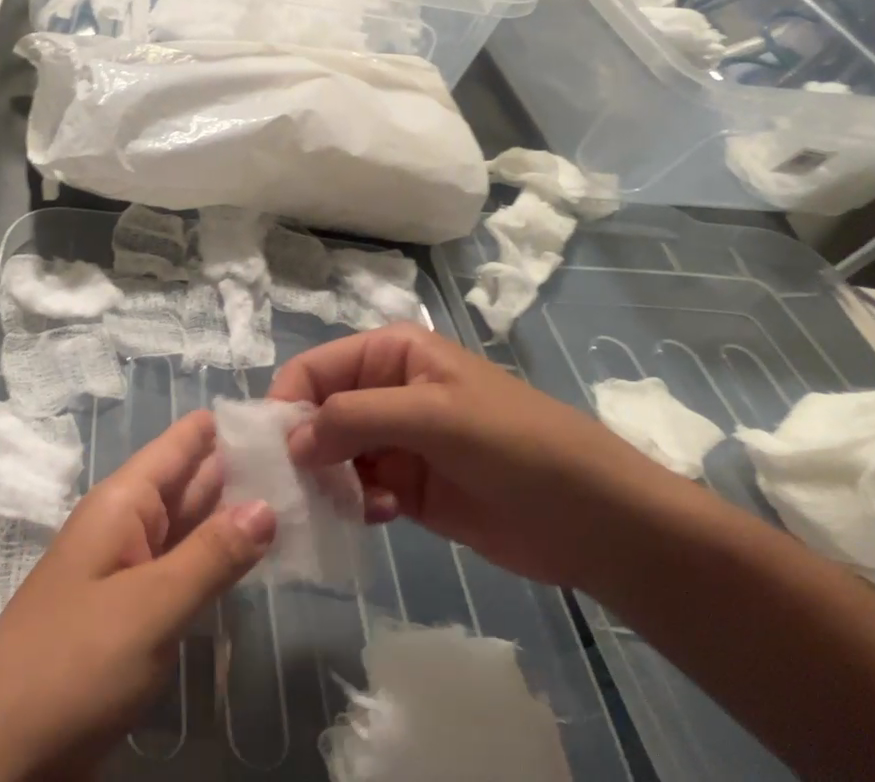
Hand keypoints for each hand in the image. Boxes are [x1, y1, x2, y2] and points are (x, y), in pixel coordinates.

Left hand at [0, 410, 275, 778]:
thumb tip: (266, 502)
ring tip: (298, 494)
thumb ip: (210, 556)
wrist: (6, 745)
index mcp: (120, 506)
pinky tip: (254, 559)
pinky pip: (181, 572)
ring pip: (187, 528)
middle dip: (240, 468)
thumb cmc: (75, 661)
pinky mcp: (132, 616)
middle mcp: (123, 528)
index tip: (281, 406)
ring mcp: (126, 573)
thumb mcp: (150, 605)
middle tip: (309, 453)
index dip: (222, 426)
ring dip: (233, 514)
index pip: (176, 447)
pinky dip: (217, 561)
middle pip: (187, 483)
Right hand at [274, 323, 690, 589]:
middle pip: (316, 414)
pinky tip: (380, 515)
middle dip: (305, 447)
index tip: (277, 450)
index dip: (287, 403)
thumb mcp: (433, 416)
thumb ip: (353, 418)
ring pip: (331, 455)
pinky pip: (356, 490)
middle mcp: (386, 392)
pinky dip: (354, 503)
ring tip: (350, 504)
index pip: (313, 369)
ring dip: (330, 480)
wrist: (597, 521)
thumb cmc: (516, 446)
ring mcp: (397, 443)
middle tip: (305, 486)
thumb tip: (289, 441)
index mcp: (391, 354)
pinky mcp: (406, 488)